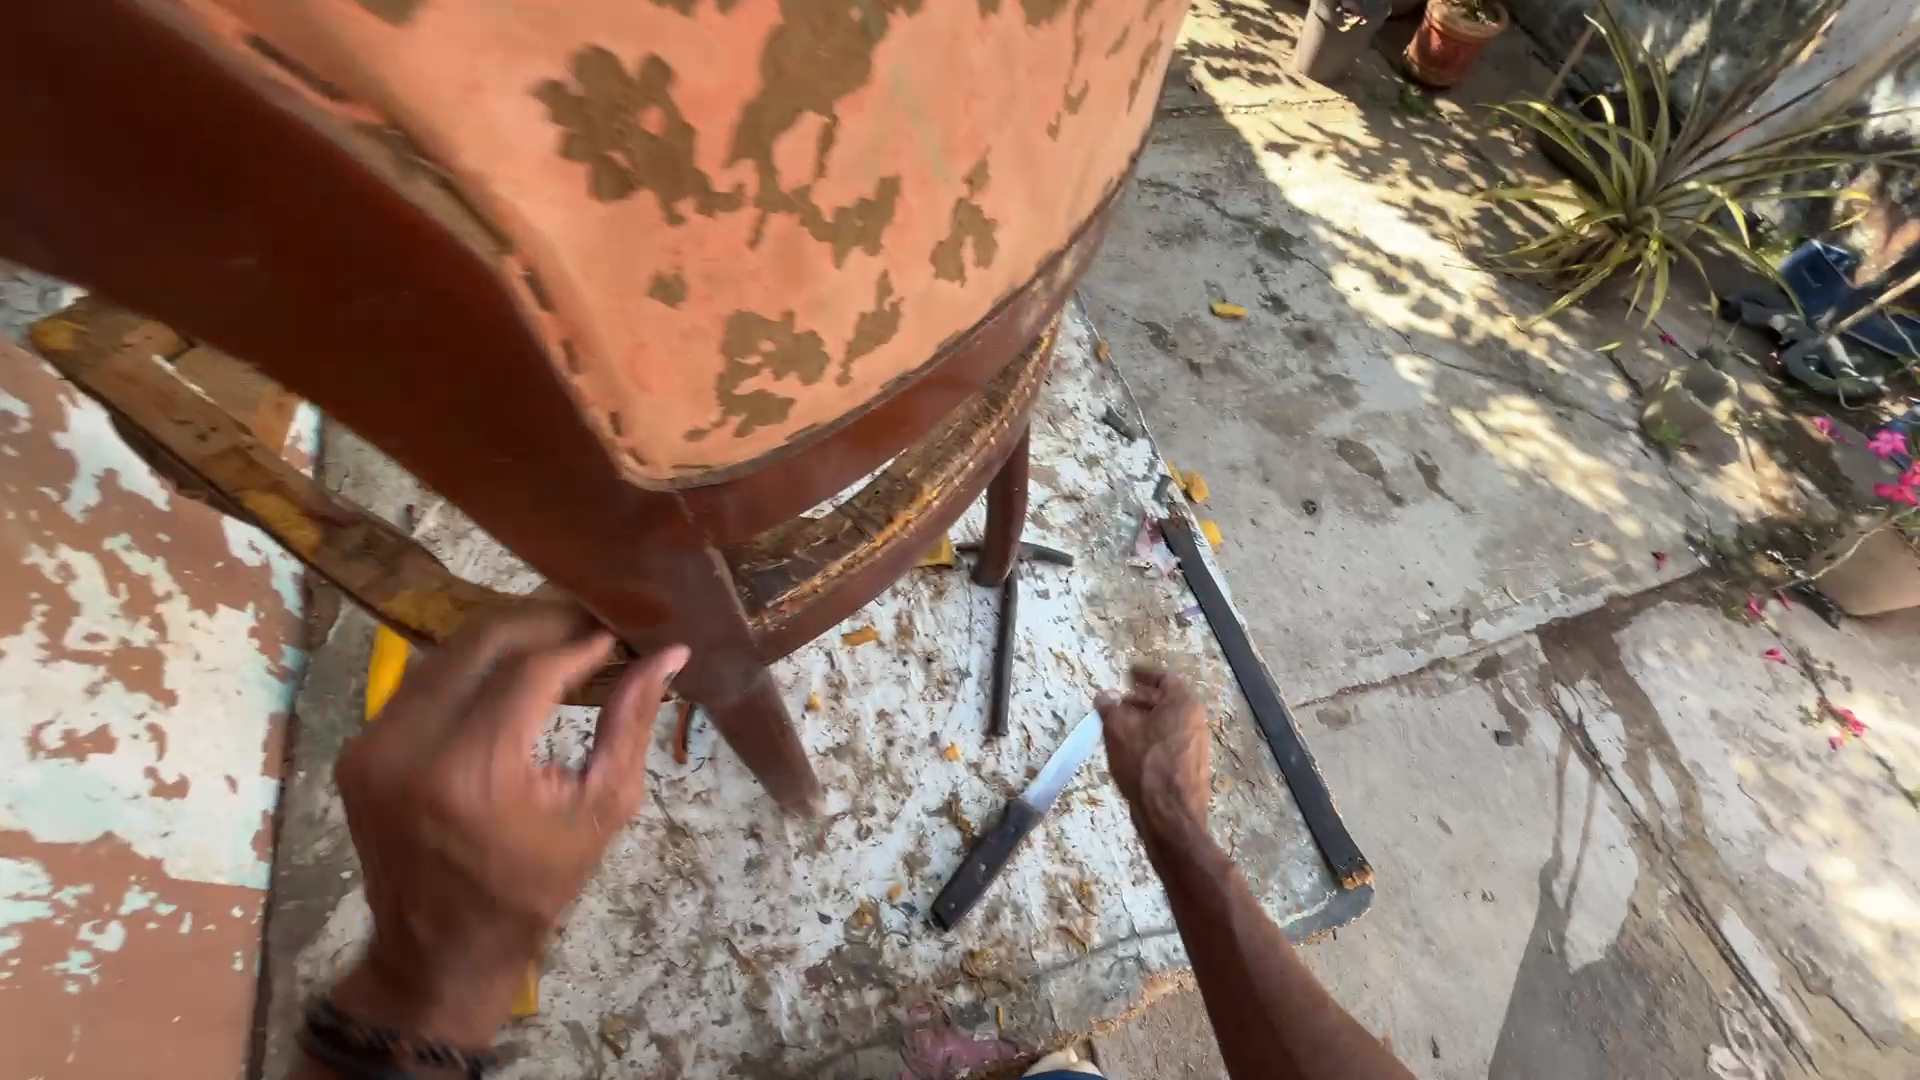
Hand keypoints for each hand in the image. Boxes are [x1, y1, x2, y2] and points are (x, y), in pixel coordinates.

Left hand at [329, 604, 687, 1045]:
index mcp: (474, 769)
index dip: (582, 642)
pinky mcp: (362, 747)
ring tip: (564, 639)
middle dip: (548, 622)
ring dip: (513, 636)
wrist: (443, 947)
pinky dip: (477, 662)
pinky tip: (518, 668)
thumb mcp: (605, 803)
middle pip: (486, 642)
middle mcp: (411, 746)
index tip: (622, 633)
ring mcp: (375, 744)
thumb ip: (632, 720)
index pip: (532, 669)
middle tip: (596, 623)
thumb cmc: (539, 880)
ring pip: (452, 650)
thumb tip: (671, 654)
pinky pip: (427, 677)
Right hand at [1095, 667, 1211, 832]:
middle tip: (1118, 703)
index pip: (1165, 678)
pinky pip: (1170, 742)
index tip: (1129, 674)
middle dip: (1140, 700)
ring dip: (1144, 721)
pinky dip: (1151, 739)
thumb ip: (1110, 707)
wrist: (1170, 816)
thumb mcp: (1118, 729)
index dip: (1144, 675)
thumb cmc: (1144, 764)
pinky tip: (1131, 751)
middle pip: (1167, 701)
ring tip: (1119, 728)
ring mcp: (1197, 746)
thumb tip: (1106, 695)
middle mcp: (1196, 721)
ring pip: (1168, 724)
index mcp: (1183, 704)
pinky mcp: (1192, 768)